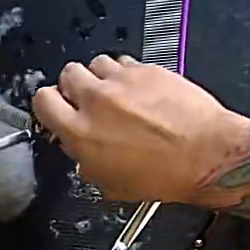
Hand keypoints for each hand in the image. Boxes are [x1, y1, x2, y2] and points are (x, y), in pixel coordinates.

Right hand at [33, 56, 249, 203]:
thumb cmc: (166, 176)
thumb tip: (81, 152)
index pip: (43, 101)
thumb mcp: (115, 186)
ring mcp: (121, 81)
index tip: (60, 109)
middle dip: (76, 88)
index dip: (51, 104)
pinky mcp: (146, 69)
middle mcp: (96, 101)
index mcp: (81, 134)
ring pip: (96, 63)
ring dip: (102, 78)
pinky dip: (128, 75)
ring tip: (119, 97)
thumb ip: (88, 163)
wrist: (207, 155)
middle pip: (68, 74)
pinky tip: (141, 92)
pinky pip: (125, 63)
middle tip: (92, 103)